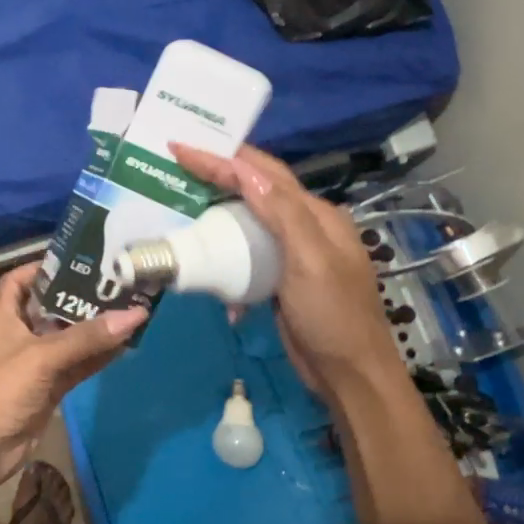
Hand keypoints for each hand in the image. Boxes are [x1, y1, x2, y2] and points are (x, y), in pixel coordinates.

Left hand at [0, 263, 147, 483]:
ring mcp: (33, 364)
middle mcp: (17, 336)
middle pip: (49, 308)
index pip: (18, 282)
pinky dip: (95, 357)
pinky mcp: (47, 388)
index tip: (76, 262)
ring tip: (128, 310)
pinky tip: (123, 347)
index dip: (41, 268)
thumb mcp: (43, 356)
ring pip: (66, 339)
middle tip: (115, 285)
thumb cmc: (2, 389)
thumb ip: (87, 338)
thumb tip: (135, 314)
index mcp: (3, 318)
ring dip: (93, 329)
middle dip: (78, 298)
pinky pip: (75, 365)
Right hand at [171, 143, 404, 405]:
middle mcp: (306, 226)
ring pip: (246, 220)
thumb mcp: (310, 261)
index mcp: (318, 215)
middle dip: (216, 175)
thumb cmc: (332, 317)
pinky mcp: (278, 279)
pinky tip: (205, 267)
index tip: (180, 148)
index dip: (222, 158)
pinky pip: (244, 254)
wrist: (349, 376)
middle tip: (173, 166)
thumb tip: (243, 171)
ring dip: (215, 212)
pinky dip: (224, 254)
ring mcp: (292, 253)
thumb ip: (281, 214)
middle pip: (255, 190)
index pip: (264, 174)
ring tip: (178, 204)